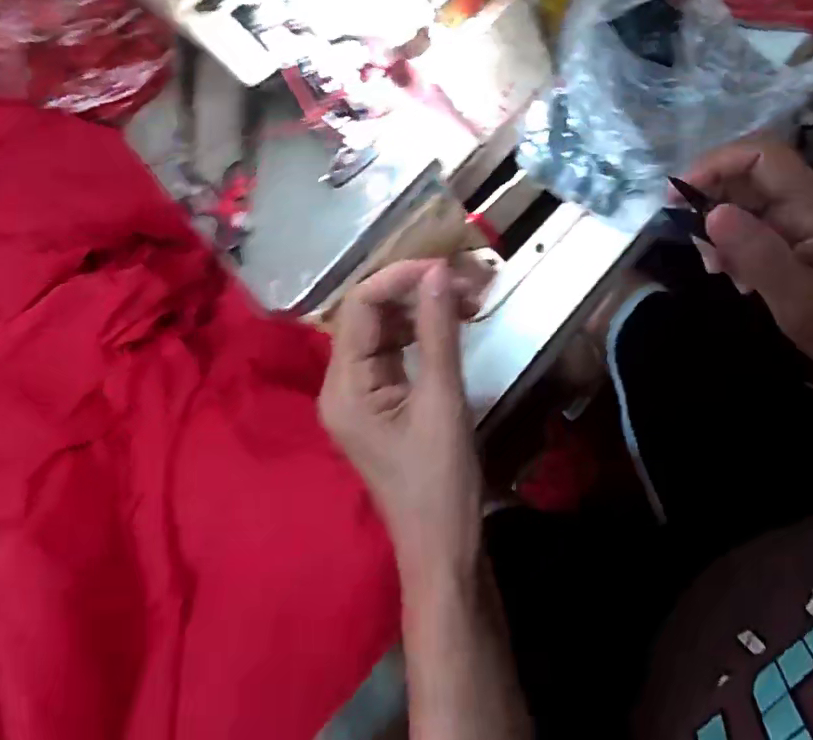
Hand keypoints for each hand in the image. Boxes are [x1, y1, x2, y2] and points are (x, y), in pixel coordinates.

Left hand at [318, 259, 485, 579]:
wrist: (443, 545)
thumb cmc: (439, 478)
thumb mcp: (443, 400)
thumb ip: (438, 332)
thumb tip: (439, 272)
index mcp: (344, 386)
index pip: (360, 307)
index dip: (400, 278)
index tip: (448, 267)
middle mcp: (343, 385)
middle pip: (370, 315)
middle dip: (416, 291)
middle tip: (468, 281)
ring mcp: (363, 395)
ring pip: (386, 331)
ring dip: (424, 309)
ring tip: (469, 297)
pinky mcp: (385, 403)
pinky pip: (399, 352)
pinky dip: (426, 332)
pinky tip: (456, 323)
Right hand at [682, 137, 812, 401]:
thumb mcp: (802, 305)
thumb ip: (761, 258)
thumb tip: (714, 214)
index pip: (762, 154)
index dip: (716, 164)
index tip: (681, 199)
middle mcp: (809, 201)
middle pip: (747, 172)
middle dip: (712, 201)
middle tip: (700, 249)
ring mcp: (803, 217)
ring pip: (744, 197)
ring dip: (719, 227)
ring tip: (718, 269)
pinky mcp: (796, 235)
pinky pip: (752, 221)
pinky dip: (732, 242)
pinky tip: (733, 275)